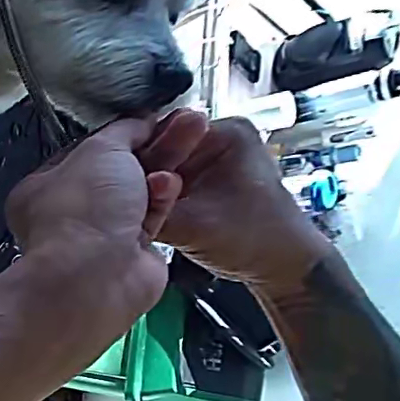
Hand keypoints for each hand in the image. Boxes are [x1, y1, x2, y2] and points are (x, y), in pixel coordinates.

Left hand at [6, 116, 205, 319]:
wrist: (98, 275)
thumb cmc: (83, 215)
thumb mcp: (101, 149)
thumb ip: (122, 132)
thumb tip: (138, 124)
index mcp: (43, 188)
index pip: (83, 153)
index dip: (116, 134)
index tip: (145, 121)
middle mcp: (71, 215)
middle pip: (116, 173)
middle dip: (150, 148)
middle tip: (182, 125)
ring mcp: (101, 237)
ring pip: (138, 194)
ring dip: (162, 169)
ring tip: (189, 144)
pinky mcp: (131, 255)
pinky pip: (152, 219)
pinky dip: (163, 200)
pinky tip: (171, 184)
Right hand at [139, 114, 334, 299]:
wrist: (282, 267)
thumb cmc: (260, 240)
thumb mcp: (196, 226)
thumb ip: (155, 212)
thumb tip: (117, 207)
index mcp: (227, 133)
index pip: (166, 133)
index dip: (141, 159)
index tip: (121, 182)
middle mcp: (220, 140)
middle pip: (163, 149)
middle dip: (145, 176)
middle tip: (126, 199)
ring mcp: (214, 161)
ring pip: (166, 168)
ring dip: (151, 190)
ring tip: (136, 209)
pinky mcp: (209, 182)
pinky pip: (173, 184)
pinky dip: (162, 200)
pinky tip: (151, 214)